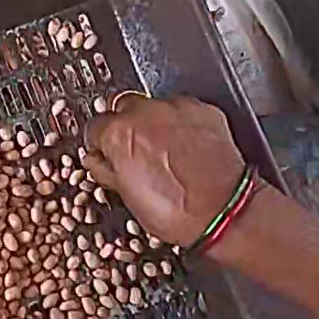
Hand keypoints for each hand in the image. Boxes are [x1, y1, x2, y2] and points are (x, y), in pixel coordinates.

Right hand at [82, 94, 248, 245]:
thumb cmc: (176, 210)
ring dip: (151, 122)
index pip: (95, 127)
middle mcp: (144, 113)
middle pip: (122, 107)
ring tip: (162, 148)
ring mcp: (175, 109)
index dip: (99, 142)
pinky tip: (184, 145)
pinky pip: (182, 110)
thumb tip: (99, 161)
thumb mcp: (126, 195)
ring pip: (152, 105)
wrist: (223, 213)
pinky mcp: (203, 110)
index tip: (105, 151)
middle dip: (124, 125)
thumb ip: (106, 169)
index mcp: (118, 134)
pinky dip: (180, 123)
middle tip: (133, 149)